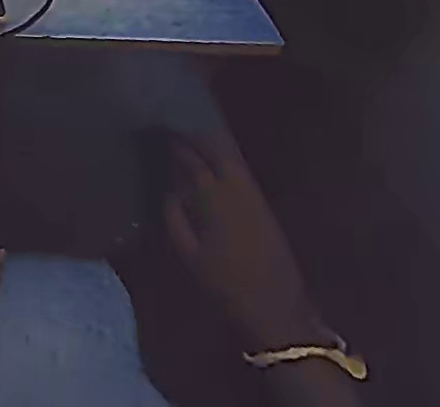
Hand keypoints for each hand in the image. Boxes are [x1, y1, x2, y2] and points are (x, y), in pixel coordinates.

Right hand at [163, 140, 323, 349]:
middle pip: (218, 152)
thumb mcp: (188, 253)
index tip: (163, 134)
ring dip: (215, 146)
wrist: (276, 311)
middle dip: (198, 138)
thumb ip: (175, 217)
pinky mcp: (266, 208)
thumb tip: (170, 192)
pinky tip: (219, 163)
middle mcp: (236, 190)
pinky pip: (243, 173)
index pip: (193, 162)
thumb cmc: (224, 283)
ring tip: (196, 138)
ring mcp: (255, 198)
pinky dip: (229, 162)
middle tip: (179, 129)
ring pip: (234, 160)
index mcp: (214, 199)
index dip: (178, 145)